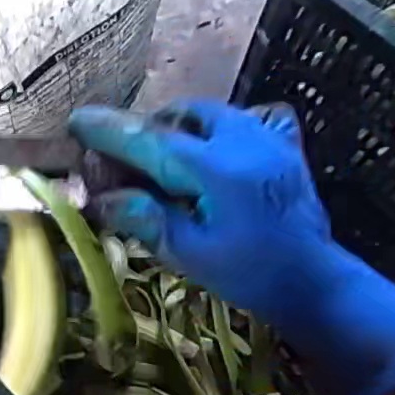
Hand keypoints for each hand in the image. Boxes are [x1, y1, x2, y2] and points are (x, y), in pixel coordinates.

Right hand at [69, 99, 394, 394]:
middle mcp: (242, 140)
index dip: (110, 130)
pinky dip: (213, 127)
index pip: (150, 140)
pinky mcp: (282, 144)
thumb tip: (101, 199)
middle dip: (144, 132)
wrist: (315, 281)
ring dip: (175, 127)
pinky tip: (208, 152)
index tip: (78, 121)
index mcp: (216, 169)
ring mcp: (267, 137)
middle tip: (121, 160)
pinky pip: (240, 118)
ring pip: (207, 113)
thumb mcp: (191, 254)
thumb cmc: (251, 273)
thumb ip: (146, 220)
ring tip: (160, 158)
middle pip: (177, 118)